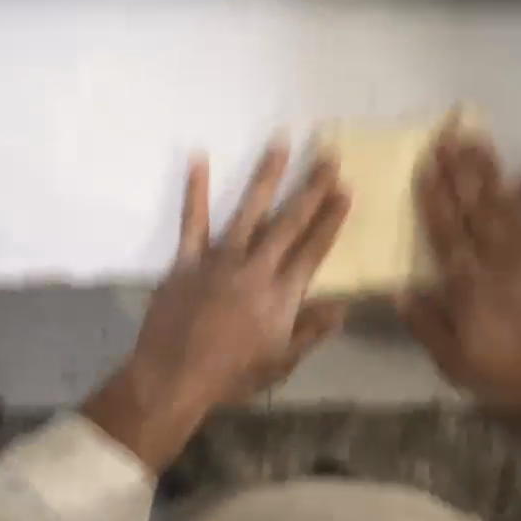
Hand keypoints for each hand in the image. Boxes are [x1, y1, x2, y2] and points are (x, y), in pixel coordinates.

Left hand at [85, 141, 351, 471]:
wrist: (174, 378)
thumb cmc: (230, 378)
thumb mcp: (279, 364)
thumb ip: (310, 333)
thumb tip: (342, 307)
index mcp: (281, 296)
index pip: (313, 250)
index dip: (331, 220)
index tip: (346, 190)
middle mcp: (255, 269)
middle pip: (289, 223)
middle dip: (311, 188)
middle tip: (328, 155)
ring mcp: (219, 261)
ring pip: (248, 211)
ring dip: (266, 176)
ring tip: (281, 142)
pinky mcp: (186, 262)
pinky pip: (192, 222)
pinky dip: (195, 190)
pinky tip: (199, 158)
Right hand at [399, 126, 520, 421]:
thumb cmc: (504, 376)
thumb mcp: (453, 362)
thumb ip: (428, 325)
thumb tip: (401, 292)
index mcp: (469, 286)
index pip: (446, 233)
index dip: (436, 198)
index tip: (426, 165)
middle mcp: (500, 261)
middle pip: (477, 208)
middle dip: (461, 171)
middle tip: (448, 134)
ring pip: (508, 204)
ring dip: (491, 171)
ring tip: (477, 139)